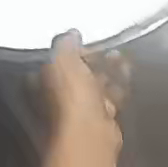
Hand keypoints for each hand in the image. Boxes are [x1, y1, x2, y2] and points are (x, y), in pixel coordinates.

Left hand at [43, 31, 121, 157]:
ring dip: (109, 73)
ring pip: (95, 87)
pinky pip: (110, 99)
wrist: (91, 132)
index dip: (72, 49)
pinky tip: (126, 77)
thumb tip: (72, 34)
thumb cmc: (71, 96)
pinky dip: (118, 88)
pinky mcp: (100, 121)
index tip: (87, 41)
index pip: (56, 60)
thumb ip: (66, 43)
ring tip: (121, 60)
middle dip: (94, 62)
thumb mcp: (63, 59)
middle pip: (78, 74)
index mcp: (42, 81)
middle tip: (110, 50)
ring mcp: (80, 111)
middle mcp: (58, 98)